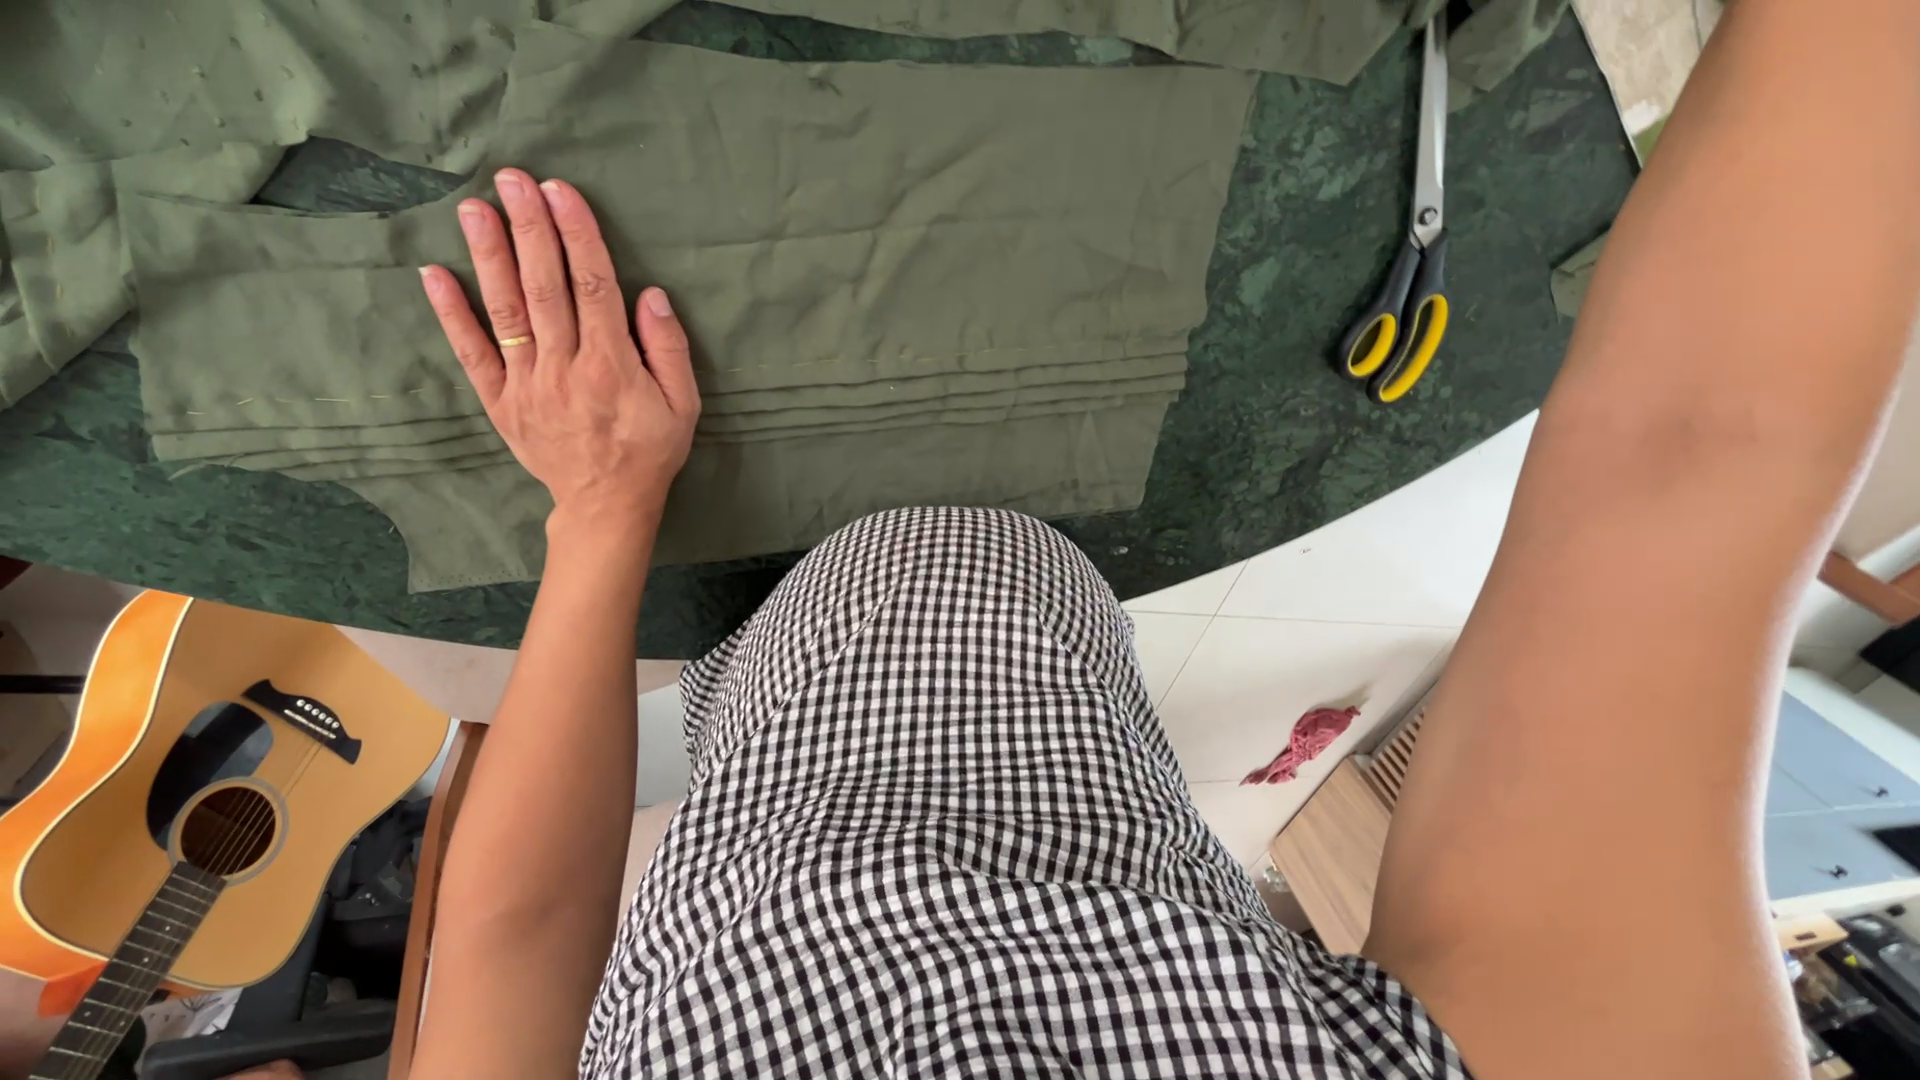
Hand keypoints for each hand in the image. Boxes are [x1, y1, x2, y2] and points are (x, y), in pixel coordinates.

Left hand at [419, 168, 700, 540]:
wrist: (607, 505)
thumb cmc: (651, 452)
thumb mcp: (685, 406)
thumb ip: (670, 350)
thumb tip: (650, 295)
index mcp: (613, 365)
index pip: (593, 286)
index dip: (577, 235)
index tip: (561, 193)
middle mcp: (565, 366)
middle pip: (545, 286)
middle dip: (530, 228)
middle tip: (513, 179)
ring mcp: (527, 383)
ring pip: (506, 310)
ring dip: (490, 256)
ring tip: (475, 208)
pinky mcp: (500, 401)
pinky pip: (472, 353)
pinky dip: (451, 314)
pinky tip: (434, 274)